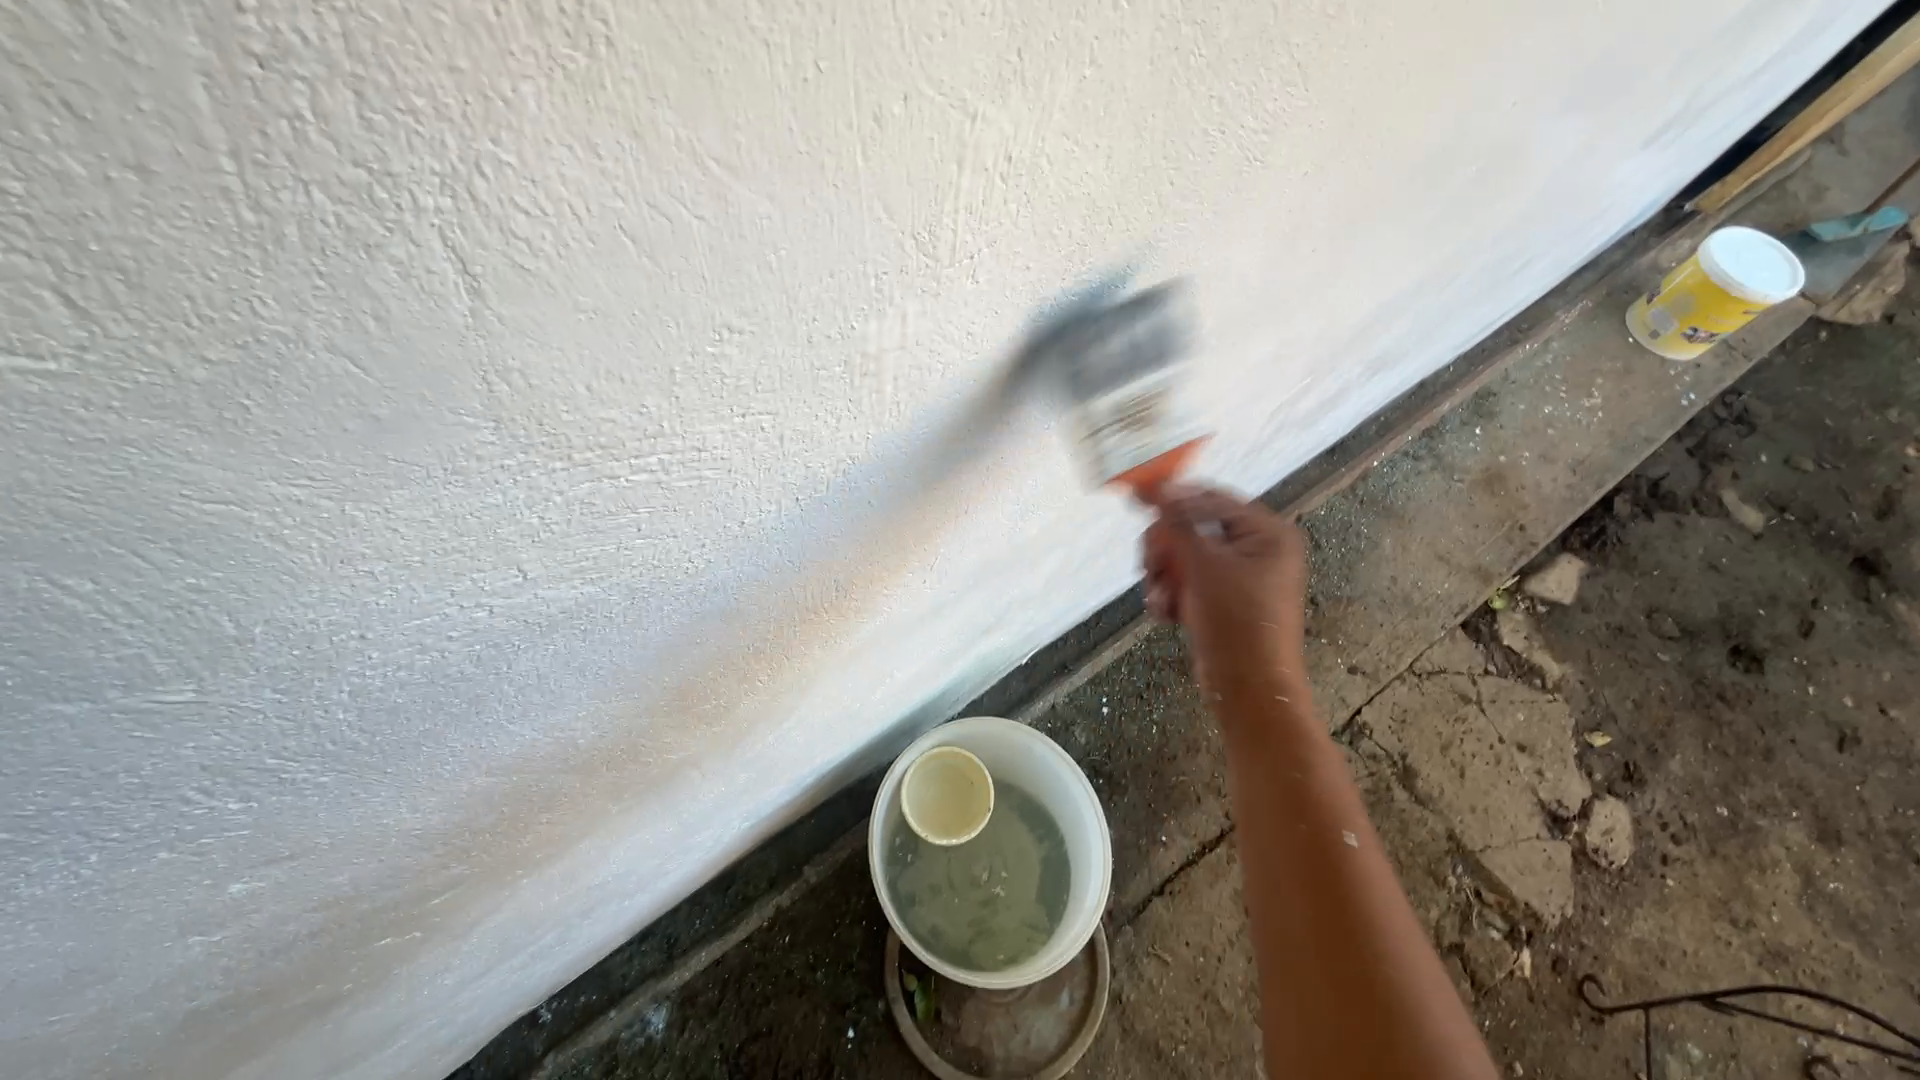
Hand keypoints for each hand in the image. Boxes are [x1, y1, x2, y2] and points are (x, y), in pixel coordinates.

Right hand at [1140, 484, 1308, 698]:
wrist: (1248, 690)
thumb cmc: (1236, 621)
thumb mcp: (1205, 564)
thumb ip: (1179, 522)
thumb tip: (1160, 486)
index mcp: (1268, 533)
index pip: (1211, 499)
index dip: (1172, 499)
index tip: (1135, 499)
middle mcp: (1258, 550)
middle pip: (1194, 529)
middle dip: (1166, 550)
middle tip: (1149, 567)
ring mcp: (1241, 578)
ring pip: (1185, 558)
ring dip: (1164, 576)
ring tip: (1160, 600)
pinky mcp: (1224, 602)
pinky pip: (1188, 583)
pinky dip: (1172, 595)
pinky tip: (1165, 614)